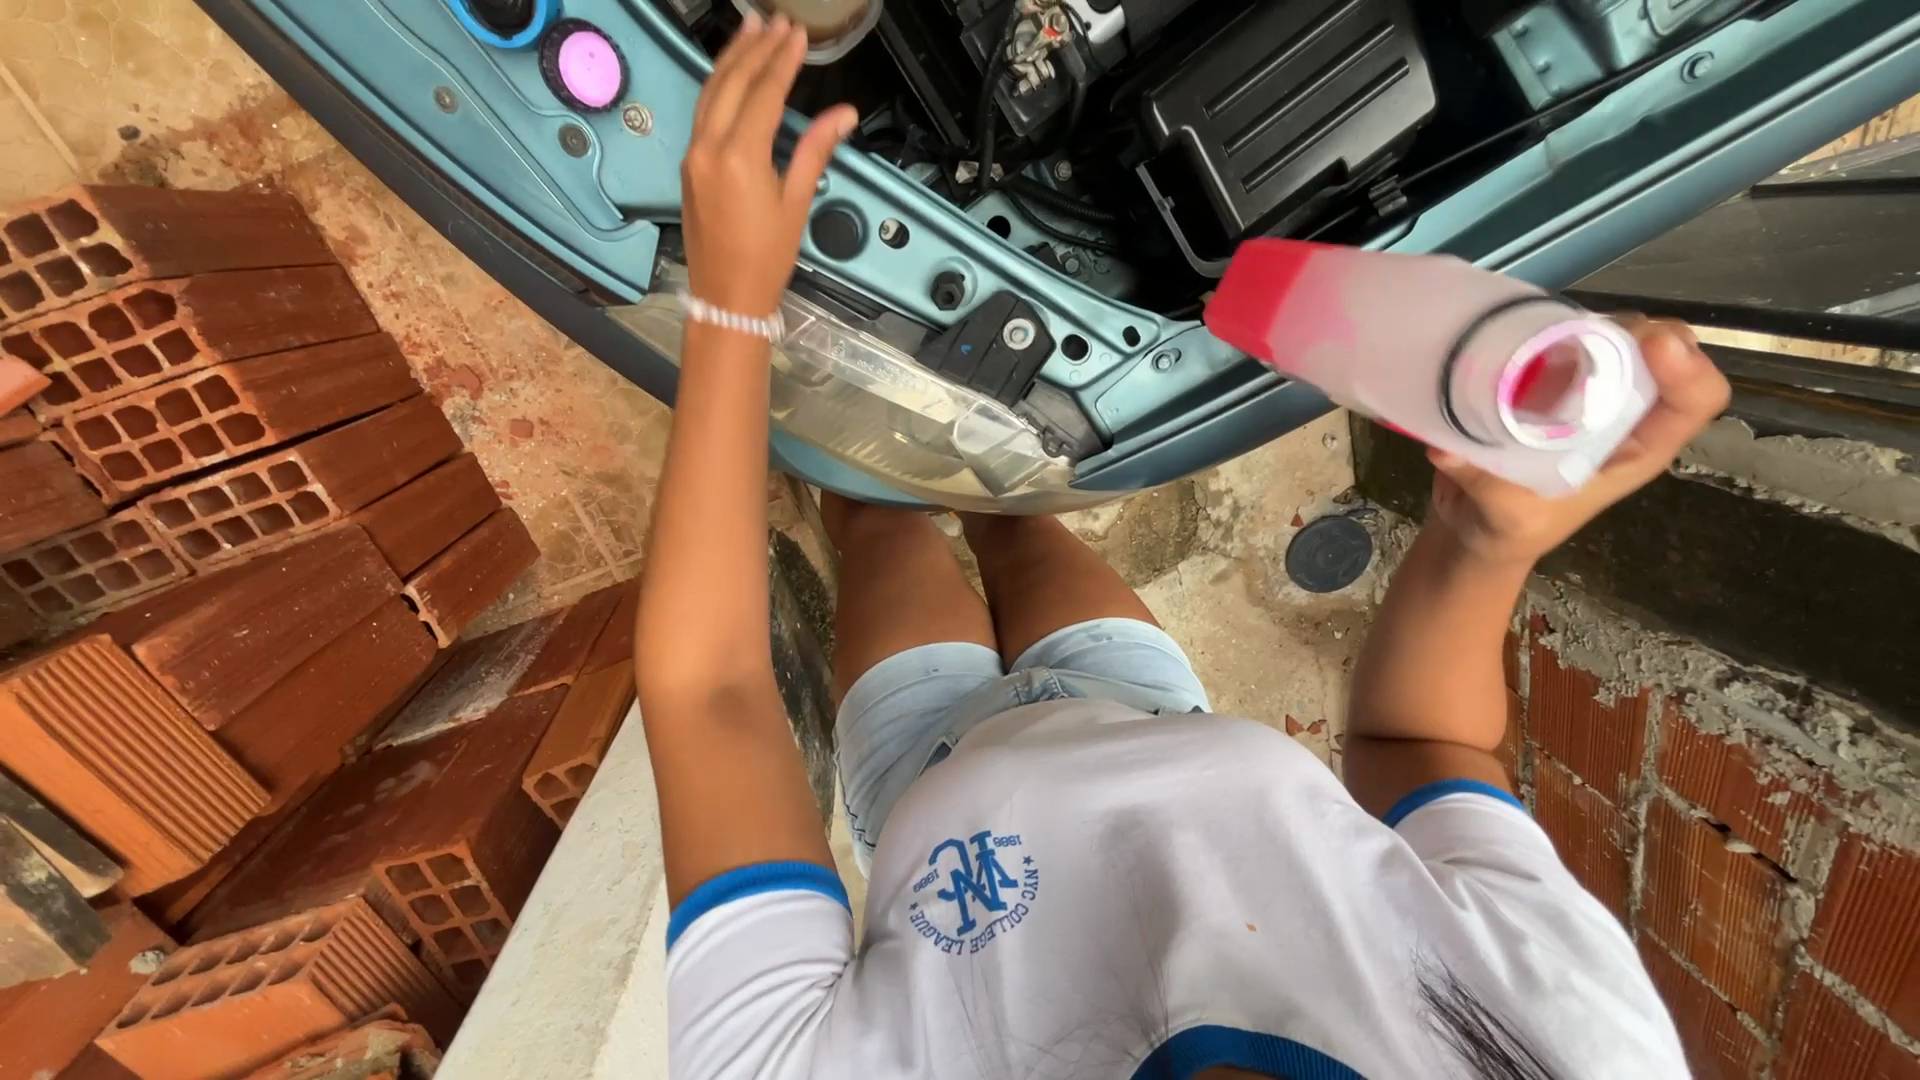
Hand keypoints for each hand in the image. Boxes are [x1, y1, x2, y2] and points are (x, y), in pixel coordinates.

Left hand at [682, 14, 857, 317]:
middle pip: (732, 81)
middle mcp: (709, 148)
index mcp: (739, 156)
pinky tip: (730, 74)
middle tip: (776, 21)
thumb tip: (842, 115)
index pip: (764, 93)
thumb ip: (815, 151)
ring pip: (710, 91)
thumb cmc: (766, 259)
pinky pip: (702, 112)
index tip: (798, 35)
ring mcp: (693, 156)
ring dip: (732, 58)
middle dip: (755, 48)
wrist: (727, 296)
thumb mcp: (796, 205)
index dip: (783, 60)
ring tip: (749, 29)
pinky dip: (718, 85)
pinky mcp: (688, 167)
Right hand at [1425, 316, 1730, 565]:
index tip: (1647, 344)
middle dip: (1632, 334)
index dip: (1685, 369)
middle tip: (1582, 331)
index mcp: (1633, 450)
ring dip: (1587, 328)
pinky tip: (1515, 336)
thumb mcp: (1506, 516)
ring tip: (1545, 328)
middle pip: (1657, 358)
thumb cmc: (1507, 530)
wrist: (1472, 529)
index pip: (1693, 402)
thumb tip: (1443, 450)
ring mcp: (1579, 400)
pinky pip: (1556, 352)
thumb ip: (1482, 482)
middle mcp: (1618, 417)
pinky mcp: (1540, 391)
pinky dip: (1543, 336)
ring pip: (1611, 345)